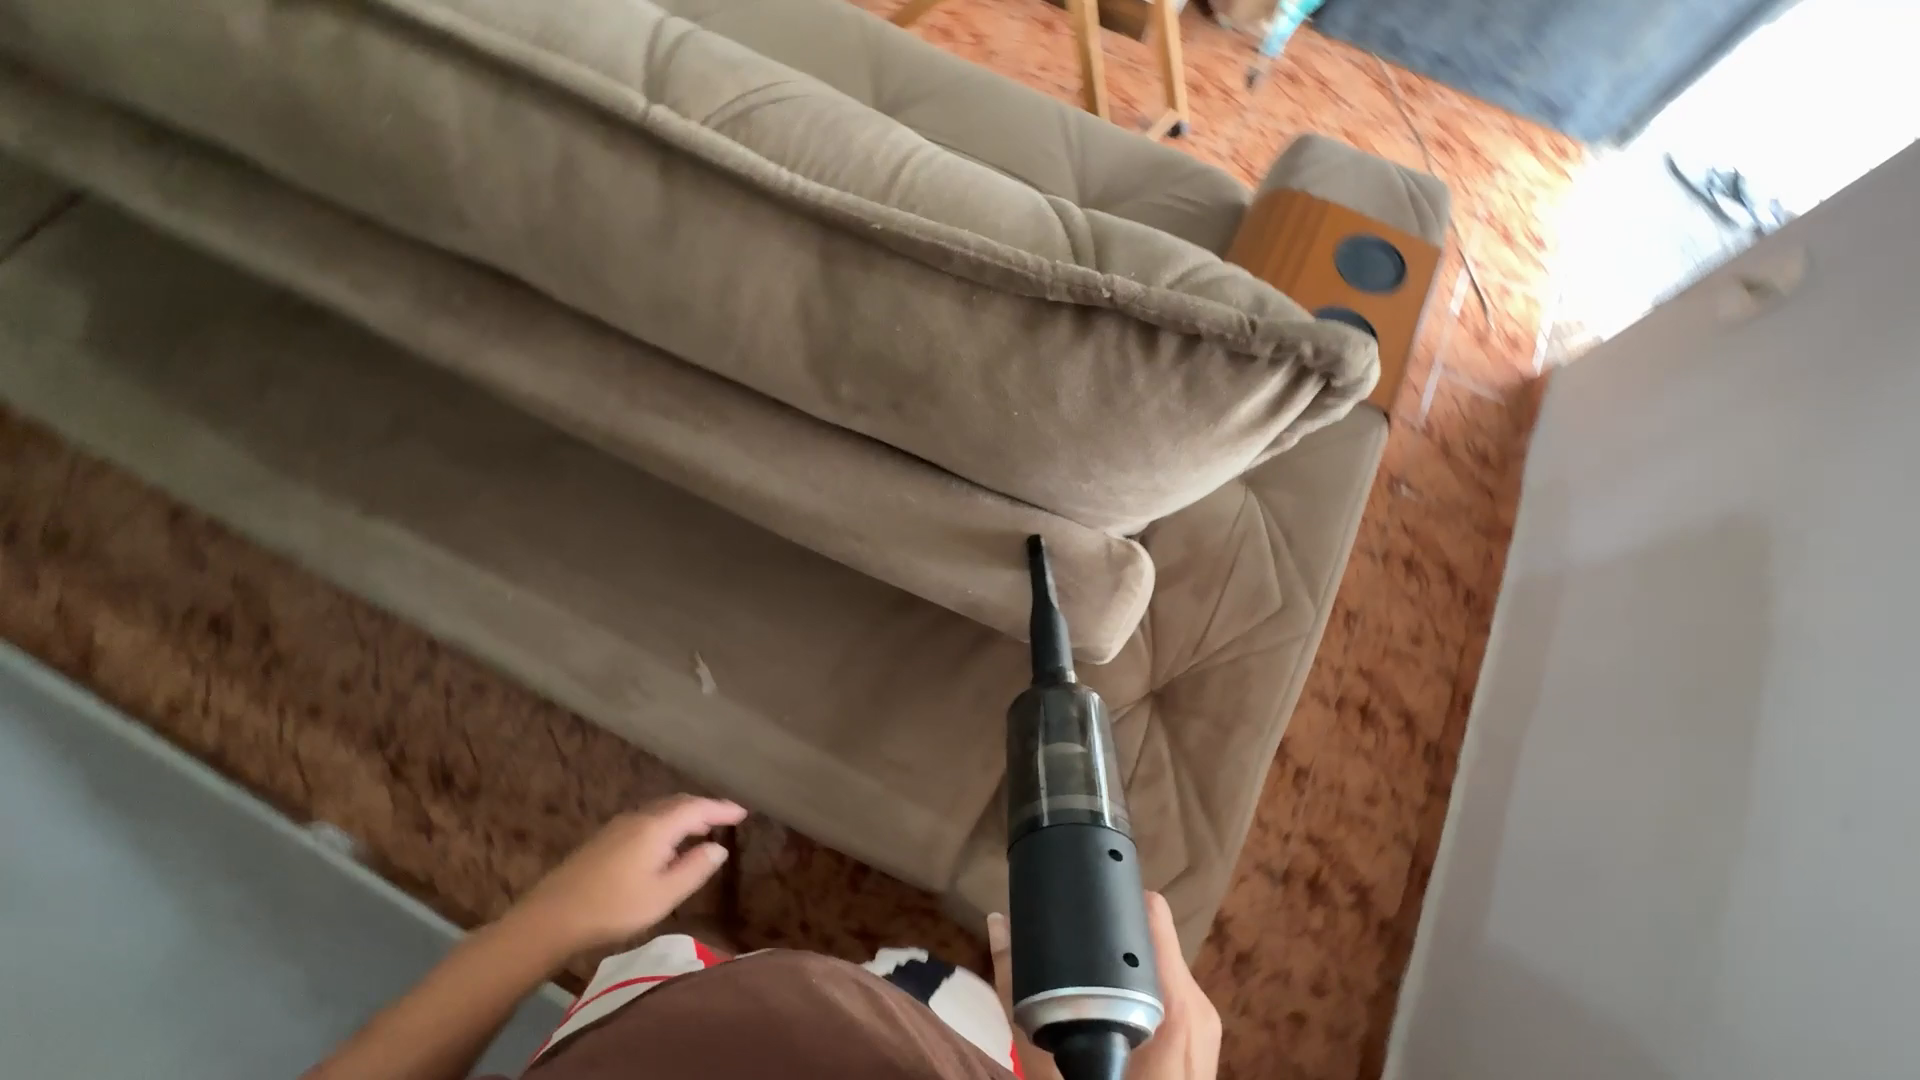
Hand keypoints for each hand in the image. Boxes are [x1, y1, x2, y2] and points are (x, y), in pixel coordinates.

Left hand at [506, 795, 746, 963]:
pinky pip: (647, 820)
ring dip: (684, 816)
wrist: (550, 918)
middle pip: (678, 804)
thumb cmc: (613, 908)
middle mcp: (639, 818)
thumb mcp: (663, 895)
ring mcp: (618, 827)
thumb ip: (695, 869)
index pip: (698, 808)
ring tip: (701, 830)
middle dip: (704, 808)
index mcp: (657, 827)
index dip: (722, 809)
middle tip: (725, 819)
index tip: (743, 812)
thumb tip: (719, 848)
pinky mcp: (605, 839)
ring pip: (661, 811)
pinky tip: (667, 843)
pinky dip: (667, 823)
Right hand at [988, 893, 1220, 1079]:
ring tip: (1090, 971)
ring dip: (1128, 965)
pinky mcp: (1202, 1048)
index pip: (1152, 913)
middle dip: (1115, 932)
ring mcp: (1206, 1030)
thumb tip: (998, 923)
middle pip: (1155, 939)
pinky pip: (1172, 999)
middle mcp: (1200, 1007)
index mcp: (1175, 1002)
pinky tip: (1114, 1007)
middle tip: (1076, 936)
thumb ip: (1018, 985)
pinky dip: (1143, 993)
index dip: (1116, 893)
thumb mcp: (1046, 1052)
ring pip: (1163, 970)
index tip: (1083, 889)